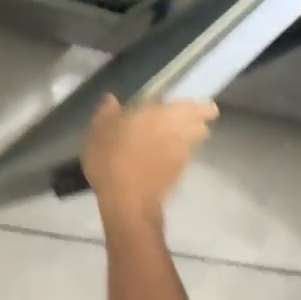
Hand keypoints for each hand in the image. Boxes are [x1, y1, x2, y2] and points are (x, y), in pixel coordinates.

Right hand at [82, 96, 218, 230]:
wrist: (127, 199)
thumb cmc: (110, 159)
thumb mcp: (97, 132)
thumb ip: (107, 113)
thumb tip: (112, 100)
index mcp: (159, 113)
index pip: (192, 105)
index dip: (194, 104)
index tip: (185, 104)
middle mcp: (178, 130)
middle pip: (202, 122)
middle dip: (198, 118)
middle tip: (183, 118)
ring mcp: (183, 153)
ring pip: (197, 139)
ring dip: (190, 136)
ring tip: (172, 137)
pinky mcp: (181, 173)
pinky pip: (186, 156)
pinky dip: (180, 153)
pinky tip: (162, 156)